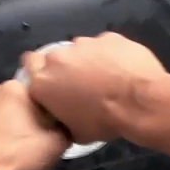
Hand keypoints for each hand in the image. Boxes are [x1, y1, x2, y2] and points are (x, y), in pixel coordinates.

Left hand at [0, 79, 69, 169]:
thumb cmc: (19, 154)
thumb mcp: (58, 142)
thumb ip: (68, 127)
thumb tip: (67, 123)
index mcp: (16, 85)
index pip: (46, 88)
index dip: (58, 105)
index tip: (64, 121)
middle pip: (29, 100)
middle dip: (40, 114)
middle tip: (51, 135)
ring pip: (15, 113)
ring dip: (25, 125)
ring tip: (33, 145)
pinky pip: (1, 125)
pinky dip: (10, 134)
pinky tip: (15, 150)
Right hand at [21, 32, 169, 143]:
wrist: (139, 104)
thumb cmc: (104, 122)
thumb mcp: (76, 132)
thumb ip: (62, 117)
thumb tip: (65, 116)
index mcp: (43, 82)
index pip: (29, 65)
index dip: (39, 71)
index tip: (52, 80)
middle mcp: (58, 58)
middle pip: (55, 58)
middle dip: (65, 68)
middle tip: (82, 83)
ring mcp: (84, 44)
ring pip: (81, 50)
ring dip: (88, 60)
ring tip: (107, 77)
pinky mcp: (108, 37)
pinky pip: (104, 46)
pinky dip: (110, 55)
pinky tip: (122, 69)